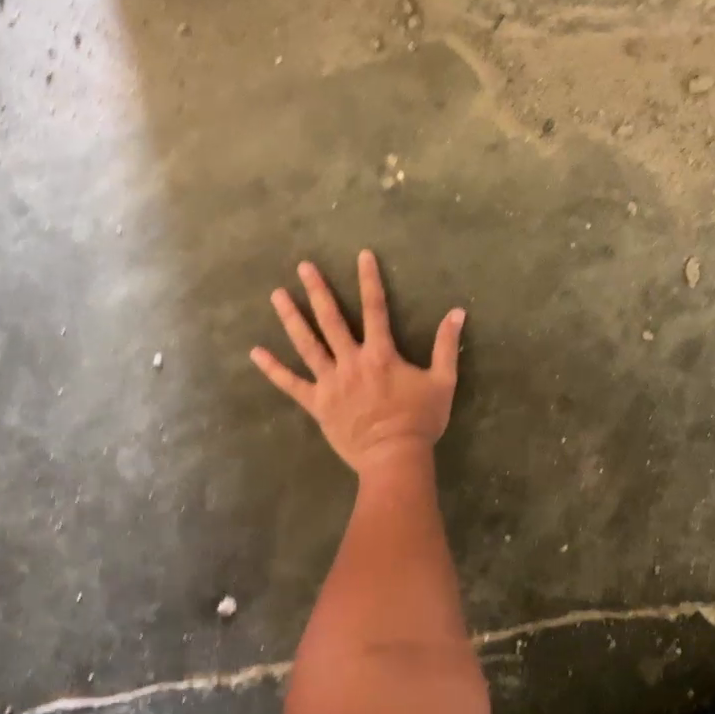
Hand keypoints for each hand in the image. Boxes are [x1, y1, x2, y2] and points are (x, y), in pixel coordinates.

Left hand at [250, 250, 465, 473]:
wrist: (394, 458)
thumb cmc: (420, 420)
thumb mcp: (442, 381)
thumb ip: (446, 345)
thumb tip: (457, 312)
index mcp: (381, 354)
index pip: (375, 308)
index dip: (369, 280)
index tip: (362, 255)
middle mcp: (351, 361)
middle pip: (331, 319)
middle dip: (318, 290)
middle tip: (304, 267)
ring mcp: (330, 383)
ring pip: (307, 344)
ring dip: (292, 318)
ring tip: (277, 296)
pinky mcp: (317, 405)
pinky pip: (291, 384)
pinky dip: (273, 369)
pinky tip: (256, 353)